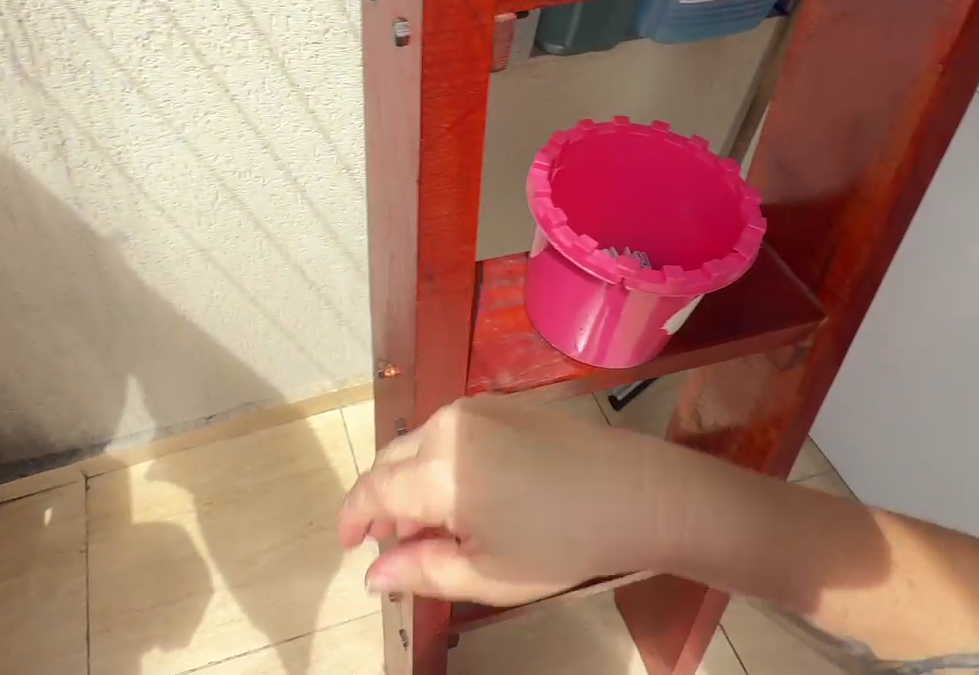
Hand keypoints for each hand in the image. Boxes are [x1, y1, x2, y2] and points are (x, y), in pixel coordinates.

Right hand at [335, 396, 697, 605]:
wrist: (631, 491)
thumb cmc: (561, 543)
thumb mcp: (488, 574)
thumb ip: (420, 572)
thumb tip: (371, 575)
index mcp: (438, 472)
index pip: (374, 490)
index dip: (352, 517)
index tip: (348, 543)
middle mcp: (444, 427)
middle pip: (389, 461)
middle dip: (380, 501)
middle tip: (390, 543)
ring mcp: (469, 408)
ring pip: (415, 444)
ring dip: (407, 480)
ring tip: (428, 524)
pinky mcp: (492, 402)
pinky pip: (444, 432)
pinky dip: (433, 461)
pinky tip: (460, 493)